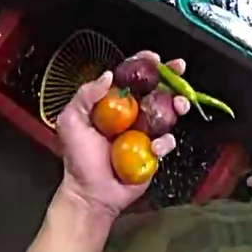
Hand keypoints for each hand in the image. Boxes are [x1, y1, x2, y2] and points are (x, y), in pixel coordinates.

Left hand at [53, 53, 183, 229]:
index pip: (130, 76)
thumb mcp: (71, 121)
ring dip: (177, 103)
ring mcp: (145, 131)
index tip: (153, 58)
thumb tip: (109, 76)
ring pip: (167, 111)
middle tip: (179, 68)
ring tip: (180, 104)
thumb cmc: (78, 158)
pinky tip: (155, 146)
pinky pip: (167, 140)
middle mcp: (132, 113)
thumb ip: (85, 96)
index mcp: (113, 102)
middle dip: (171, 76)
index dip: (143, 64)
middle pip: (155, 88)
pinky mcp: (154, 151)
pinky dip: (165, 141)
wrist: (90, 194)